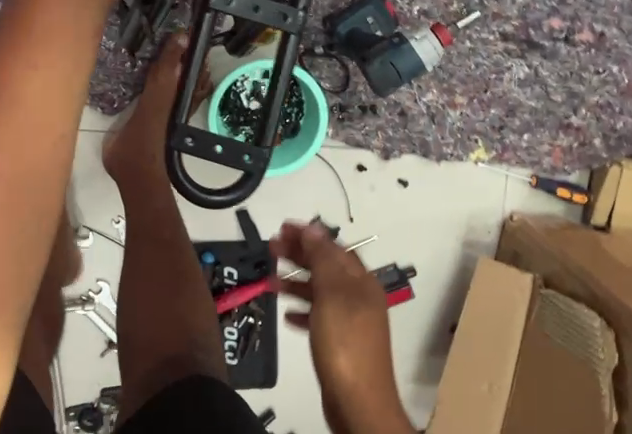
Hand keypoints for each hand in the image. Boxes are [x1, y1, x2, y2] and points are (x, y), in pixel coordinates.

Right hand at [273, 222, 416, 433]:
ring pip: (320, 292)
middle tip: (271, 248)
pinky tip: (287, 315)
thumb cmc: (344, 342)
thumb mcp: (332, 293)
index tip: (281, 228)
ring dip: (296, 283)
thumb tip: (313, 227)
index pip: (333, 247)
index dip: (308, 235)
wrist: (359, 403)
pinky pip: (318, 317)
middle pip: (326, 267)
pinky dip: (302, 311)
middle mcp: (358, 298)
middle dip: (299, 255)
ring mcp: (350, 322)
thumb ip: (322, 259)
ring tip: (270, 281)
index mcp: (361, 282)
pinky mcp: (340, 344)